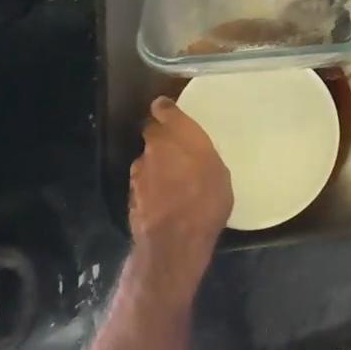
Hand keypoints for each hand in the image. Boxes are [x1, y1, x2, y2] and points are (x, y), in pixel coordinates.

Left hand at [129, 97, 232, 293]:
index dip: (164, 109)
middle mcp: (155, 146)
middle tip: (177, 150)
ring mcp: (139, 171)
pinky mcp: (130, 194)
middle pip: (153, 133)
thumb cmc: (207, 201)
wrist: (174, 241)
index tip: (168, 111)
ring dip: (156, 165)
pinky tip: (163, 200)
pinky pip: (143, 182)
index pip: (163, 109)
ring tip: (172, 181)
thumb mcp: (219, 174)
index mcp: (179, 134)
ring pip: (147, 159)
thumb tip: (197, 157)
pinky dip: (151, 186)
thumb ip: (203, 157)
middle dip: (162, 138)